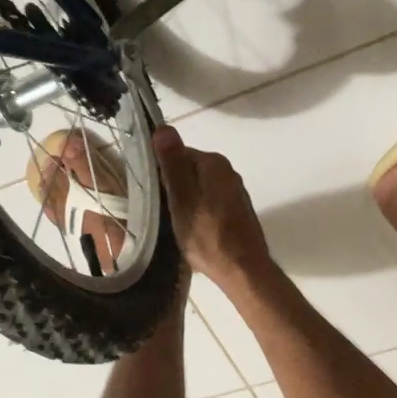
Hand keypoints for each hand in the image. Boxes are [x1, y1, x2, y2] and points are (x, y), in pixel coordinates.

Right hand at [152, 127, 272, 281]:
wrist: (243, 270)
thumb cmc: (207, 235)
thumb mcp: (182, 198)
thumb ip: (173, 163)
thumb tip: (163, 127)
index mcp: (214, 162)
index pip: (178, 154)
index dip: (161, 173)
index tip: (153, 195)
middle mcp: (228, 171)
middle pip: (189, 170)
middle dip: (174, 188)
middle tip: (162, 212)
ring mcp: (235, 191)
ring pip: (199, 188)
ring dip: (185, 201)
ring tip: (175, 223)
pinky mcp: (238, 210)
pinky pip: (209, 202)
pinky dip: (198, 212)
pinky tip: (193, 230)